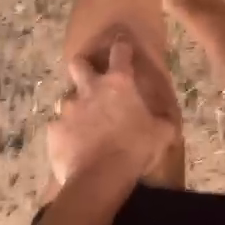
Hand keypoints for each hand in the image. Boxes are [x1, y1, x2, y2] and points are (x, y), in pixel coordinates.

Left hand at [46, 38, 175, 187]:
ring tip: (84, 125)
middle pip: (78, 64)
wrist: (99, 178)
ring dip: (76, 108)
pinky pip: (58, 128)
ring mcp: (69, 109)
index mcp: (118, 84)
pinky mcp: (54, 131)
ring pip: (67, 99)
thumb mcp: (161, 135)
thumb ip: (164, 122)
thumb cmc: (135, 149)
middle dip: (83, 66)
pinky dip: (66, 135)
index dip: (122, 46)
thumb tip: (170, 121)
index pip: (120, 52)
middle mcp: (90, 89)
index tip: (123, 45)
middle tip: (90, 78)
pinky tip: (73, 147)